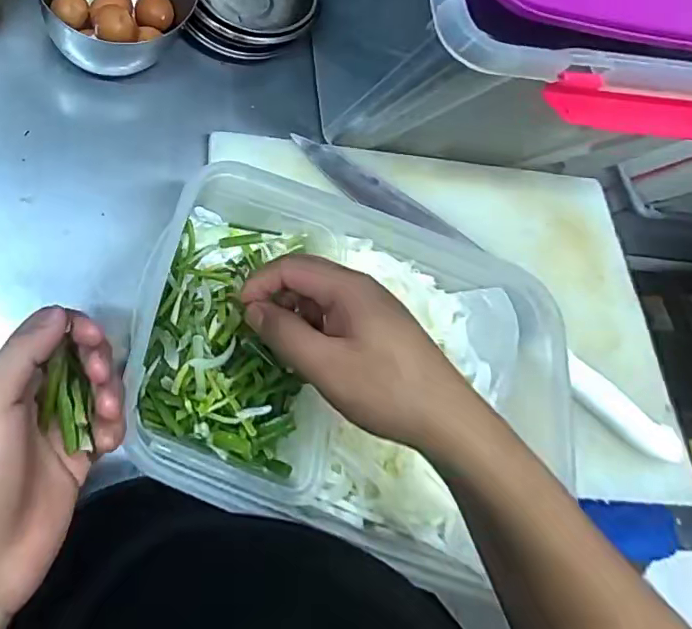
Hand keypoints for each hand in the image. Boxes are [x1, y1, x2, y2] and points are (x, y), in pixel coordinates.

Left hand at [0, 306, 123, 626]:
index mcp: (7, 377)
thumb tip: (59, 312)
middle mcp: (33, 397)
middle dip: (96, 357)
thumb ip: (24, 351)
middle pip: (76, 357)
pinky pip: (103, 428)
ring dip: (109, 390)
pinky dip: (113, 425)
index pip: (47, 333)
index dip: (73, 328)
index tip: (92, 338)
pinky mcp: (77, 462)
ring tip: (109, 411)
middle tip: (101, 376)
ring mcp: (56, 430)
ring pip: (95, 390)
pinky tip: (108, 439)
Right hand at [240, 255, 488, 455]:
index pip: (289, 267)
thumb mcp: (324, 365)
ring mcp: (373, 306)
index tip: (240, 312)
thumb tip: (252, 309)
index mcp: (347, 286)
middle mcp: (360, 287)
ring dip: (292, 311)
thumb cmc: (385, 391)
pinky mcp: (380, 326)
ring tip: (281, 344)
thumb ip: (283, 332)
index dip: (258, 283)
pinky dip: (312, 324)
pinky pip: (335, 312)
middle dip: (273, 294)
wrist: (452, 424)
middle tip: (255, 326)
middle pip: (304, 275)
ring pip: (318, 295)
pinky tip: (311, 352)